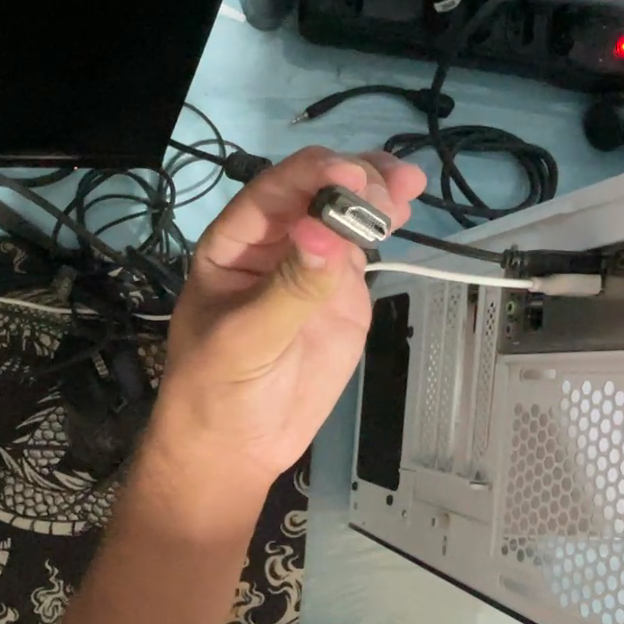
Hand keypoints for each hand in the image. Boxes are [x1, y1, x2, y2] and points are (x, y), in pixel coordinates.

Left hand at [149, 147, 424, 492]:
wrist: (235, 446)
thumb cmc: (218, 391)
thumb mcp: (245, 340)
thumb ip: (288, 289)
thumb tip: (324, 231)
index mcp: (235, 245)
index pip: (273, 192)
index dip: (310, 177)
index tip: (348, 176)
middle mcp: (274, 245)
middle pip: (315, 192)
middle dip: (352, 179)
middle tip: (390, 191)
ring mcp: (310, 267)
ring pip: (344, 213)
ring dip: (375, 194)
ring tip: (405, 191)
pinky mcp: (340, 295)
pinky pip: (362, 249)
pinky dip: (383, 228)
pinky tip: (404, 213)